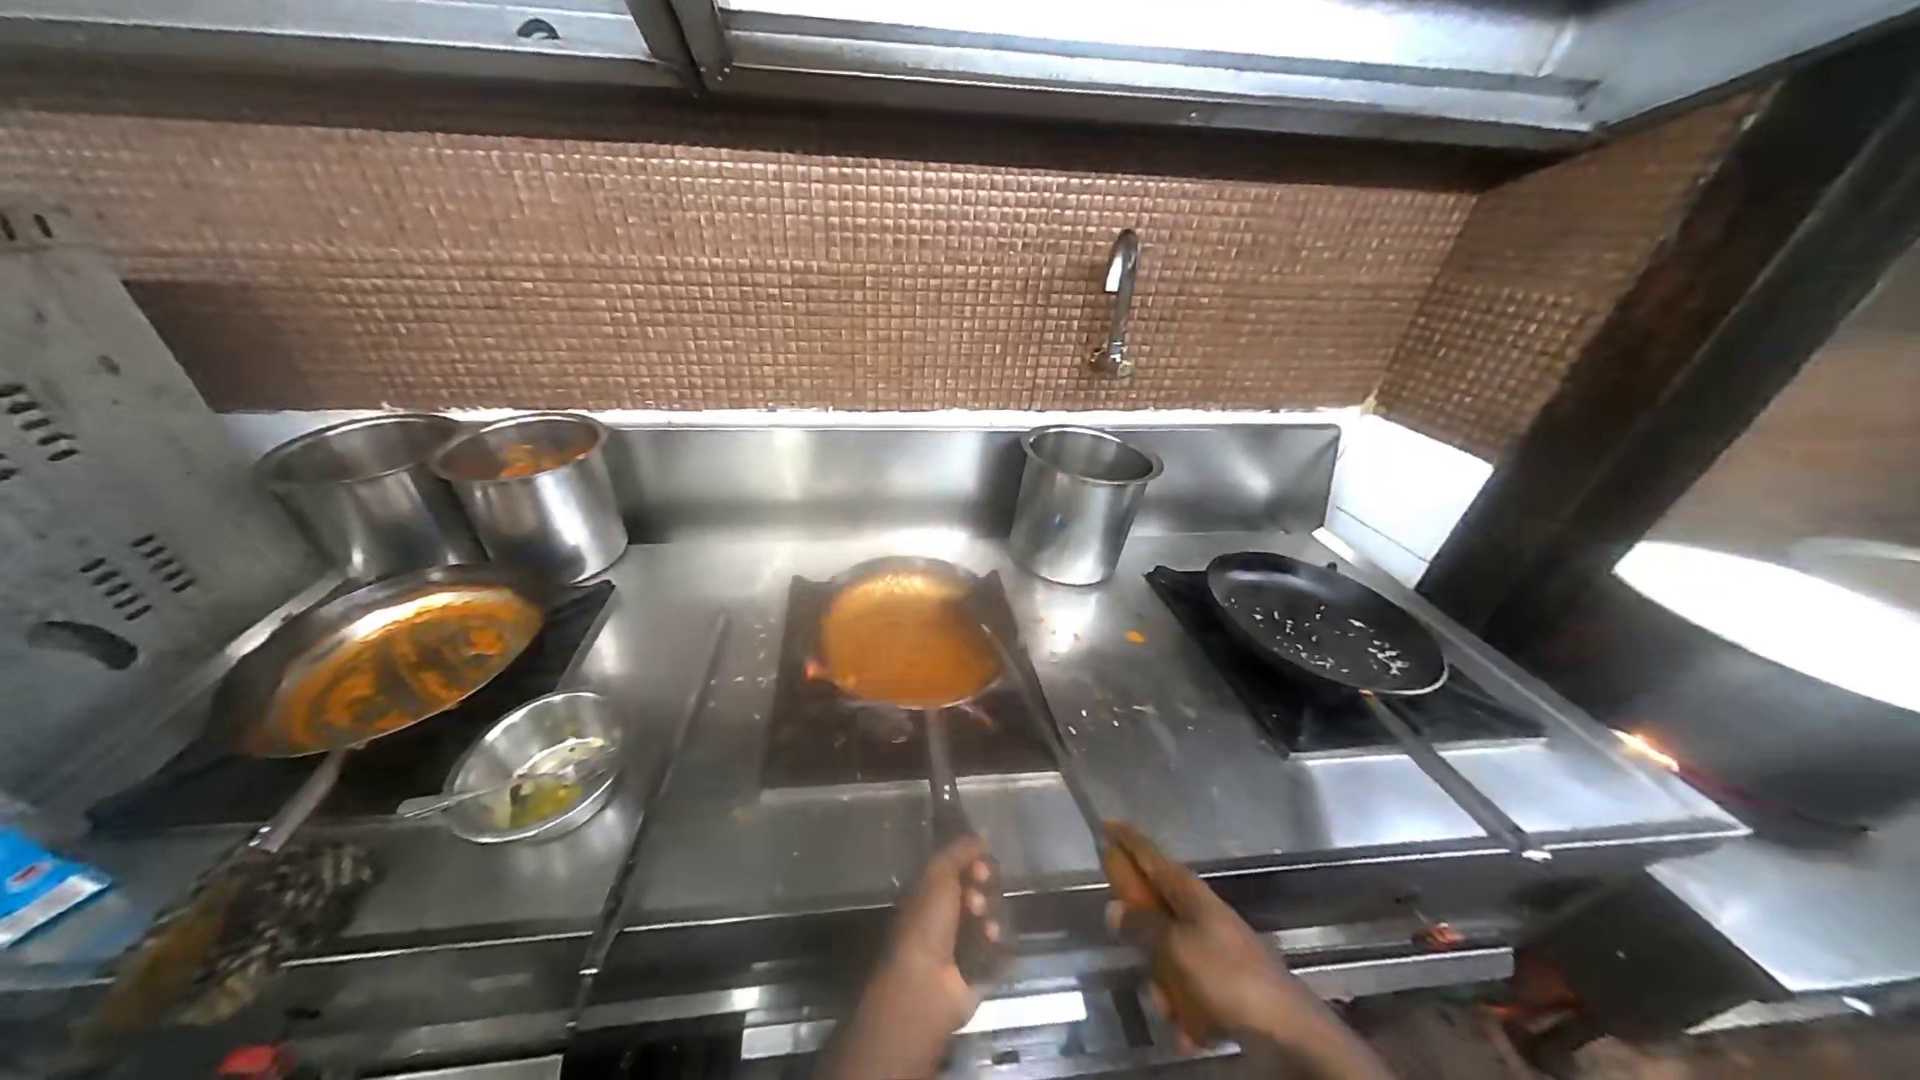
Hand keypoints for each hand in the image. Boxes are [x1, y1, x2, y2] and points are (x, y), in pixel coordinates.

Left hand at [816, 835, 992, 1079]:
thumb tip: (982, 834)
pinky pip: (999, 945)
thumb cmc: (926, 924)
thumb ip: (960, 850)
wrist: (924, 985)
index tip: (981, 866)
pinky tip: (991, 942)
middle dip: (983, 890)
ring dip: (990, 916)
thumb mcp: (938, 875)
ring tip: (984, 927)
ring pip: (990, 916)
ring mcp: (962, 942)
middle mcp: (945, 914)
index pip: (960, 867)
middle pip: (978, 890)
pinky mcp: (979, 967)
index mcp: (930, 891)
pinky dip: (997, 941)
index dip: (974, 863)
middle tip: (976, 900)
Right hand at [1105, 823, 1393, 1079]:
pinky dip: (1186, 1012)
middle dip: (1144, 947)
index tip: (1106, 825)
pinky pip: (1185, 991)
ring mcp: (1210, 947)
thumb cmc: (1228, 977)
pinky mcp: (1220, 982)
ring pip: (1164, 959)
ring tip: (1176, 1011)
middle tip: (1143, 966)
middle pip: (1151, 914)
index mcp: (1188, 892)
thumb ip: (1142, 927)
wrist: (1286, 1031)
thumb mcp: (1175, 948)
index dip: (1127, 841)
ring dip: (1165, 988)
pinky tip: (1194, 1031)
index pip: (1150, 856)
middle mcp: (1198, 913)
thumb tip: (1114, 907)